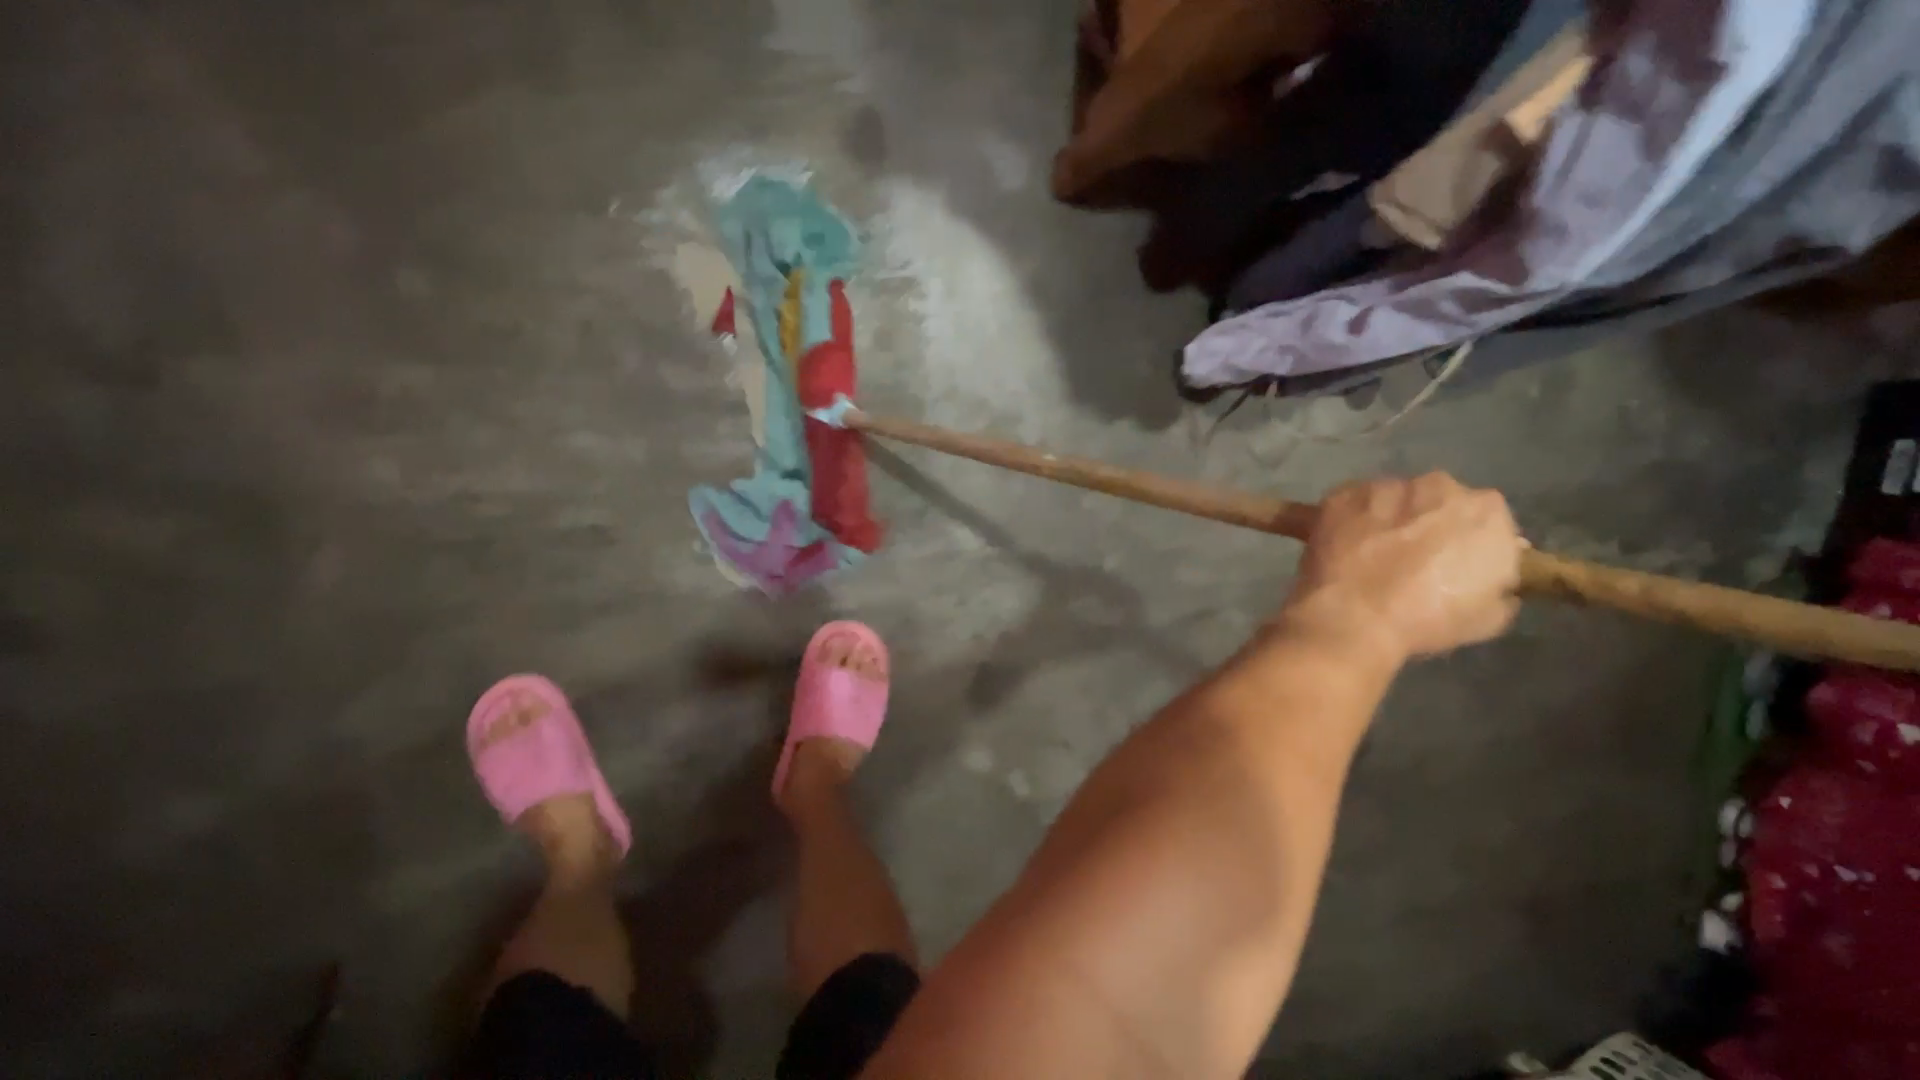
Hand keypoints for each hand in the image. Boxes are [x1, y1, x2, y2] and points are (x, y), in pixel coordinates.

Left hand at [1285, 473, 1522, 658]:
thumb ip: (1500, 586)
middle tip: (1410, 561)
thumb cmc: (1427, 620)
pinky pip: (1350, 506)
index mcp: (1486, 509)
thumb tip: (1495, 580)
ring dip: (1387, 520)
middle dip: (1428, 525)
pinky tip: (1338, 548)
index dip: (1469, 544)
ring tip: (1369, 557)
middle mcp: (1437, 485)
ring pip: (1392, 500)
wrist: (1352, 619)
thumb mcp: (1490, 616)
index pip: (1485, 520)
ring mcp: (1383, 486)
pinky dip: (1347, 522)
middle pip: (1437, 502)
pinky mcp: (1339, 494)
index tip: (1454, 566)